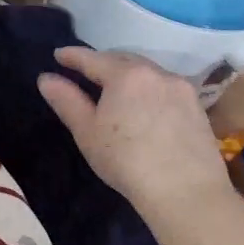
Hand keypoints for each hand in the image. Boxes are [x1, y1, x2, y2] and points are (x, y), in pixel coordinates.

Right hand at [37, 46, 230, 214]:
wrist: (185, 190)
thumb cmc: (126, 159)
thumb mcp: (86, 131)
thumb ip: (66, 100)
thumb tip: (46, 78)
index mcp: (127, 76)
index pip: (93, 59)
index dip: (72, 56)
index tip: (58, 54)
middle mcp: (157, 74)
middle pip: (124, 60)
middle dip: (102, 62)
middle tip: (83, 70)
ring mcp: (182, 90)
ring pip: (147, 72)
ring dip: (126, 74)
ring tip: (111, 86)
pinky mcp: (197, 107)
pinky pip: (164, 87)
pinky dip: (146, 88)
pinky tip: (140, 104)